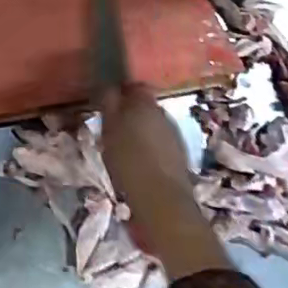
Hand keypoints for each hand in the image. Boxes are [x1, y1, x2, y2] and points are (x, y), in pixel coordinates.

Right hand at [96, 85, 228, 276]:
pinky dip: (150, 149)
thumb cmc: (128, 160)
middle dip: (131, 112)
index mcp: (144, 101)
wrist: (162, 201)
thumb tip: (108, 85)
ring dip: (141, 132)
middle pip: (145, 106)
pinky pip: (160, 144)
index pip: (135, 86)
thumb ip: (108, 103)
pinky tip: (139, 164)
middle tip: (112, 127)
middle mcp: (163, 113)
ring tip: (124, 149)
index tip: (108, 103)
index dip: (122, 92)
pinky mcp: (180, 157)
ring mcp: (174, 135)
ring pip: (153, 125)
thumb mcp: (108, 128)